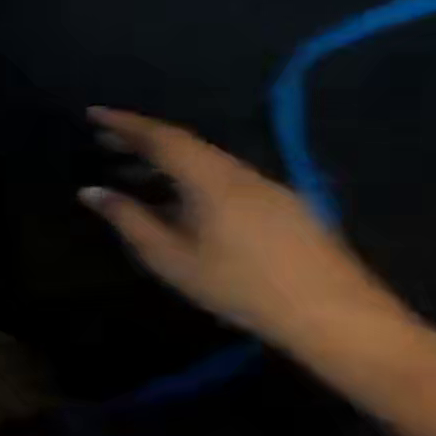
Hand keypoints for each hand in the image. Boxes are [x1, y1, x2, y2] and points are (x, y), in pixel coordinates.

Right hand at [79, 107, 409, 347]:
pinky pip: (226, 176)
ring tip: (137, 170)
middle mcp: (239, 172)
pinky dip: (193, 174)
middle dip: (142, 138)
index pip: (159, 137)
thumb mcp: (172, 258)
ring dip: (168, 158)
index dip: (123, 122)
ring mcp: (268, 188)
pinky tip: (185, 200)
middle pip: (184, 143)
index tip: (92, 112)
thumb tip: (91, 191)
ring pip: (207, 160)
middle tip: (105, 139)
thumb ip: (128, 220)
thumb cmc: (243, 287)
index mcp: (209, 178)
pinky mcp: (287, 207)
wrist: (344, 323)